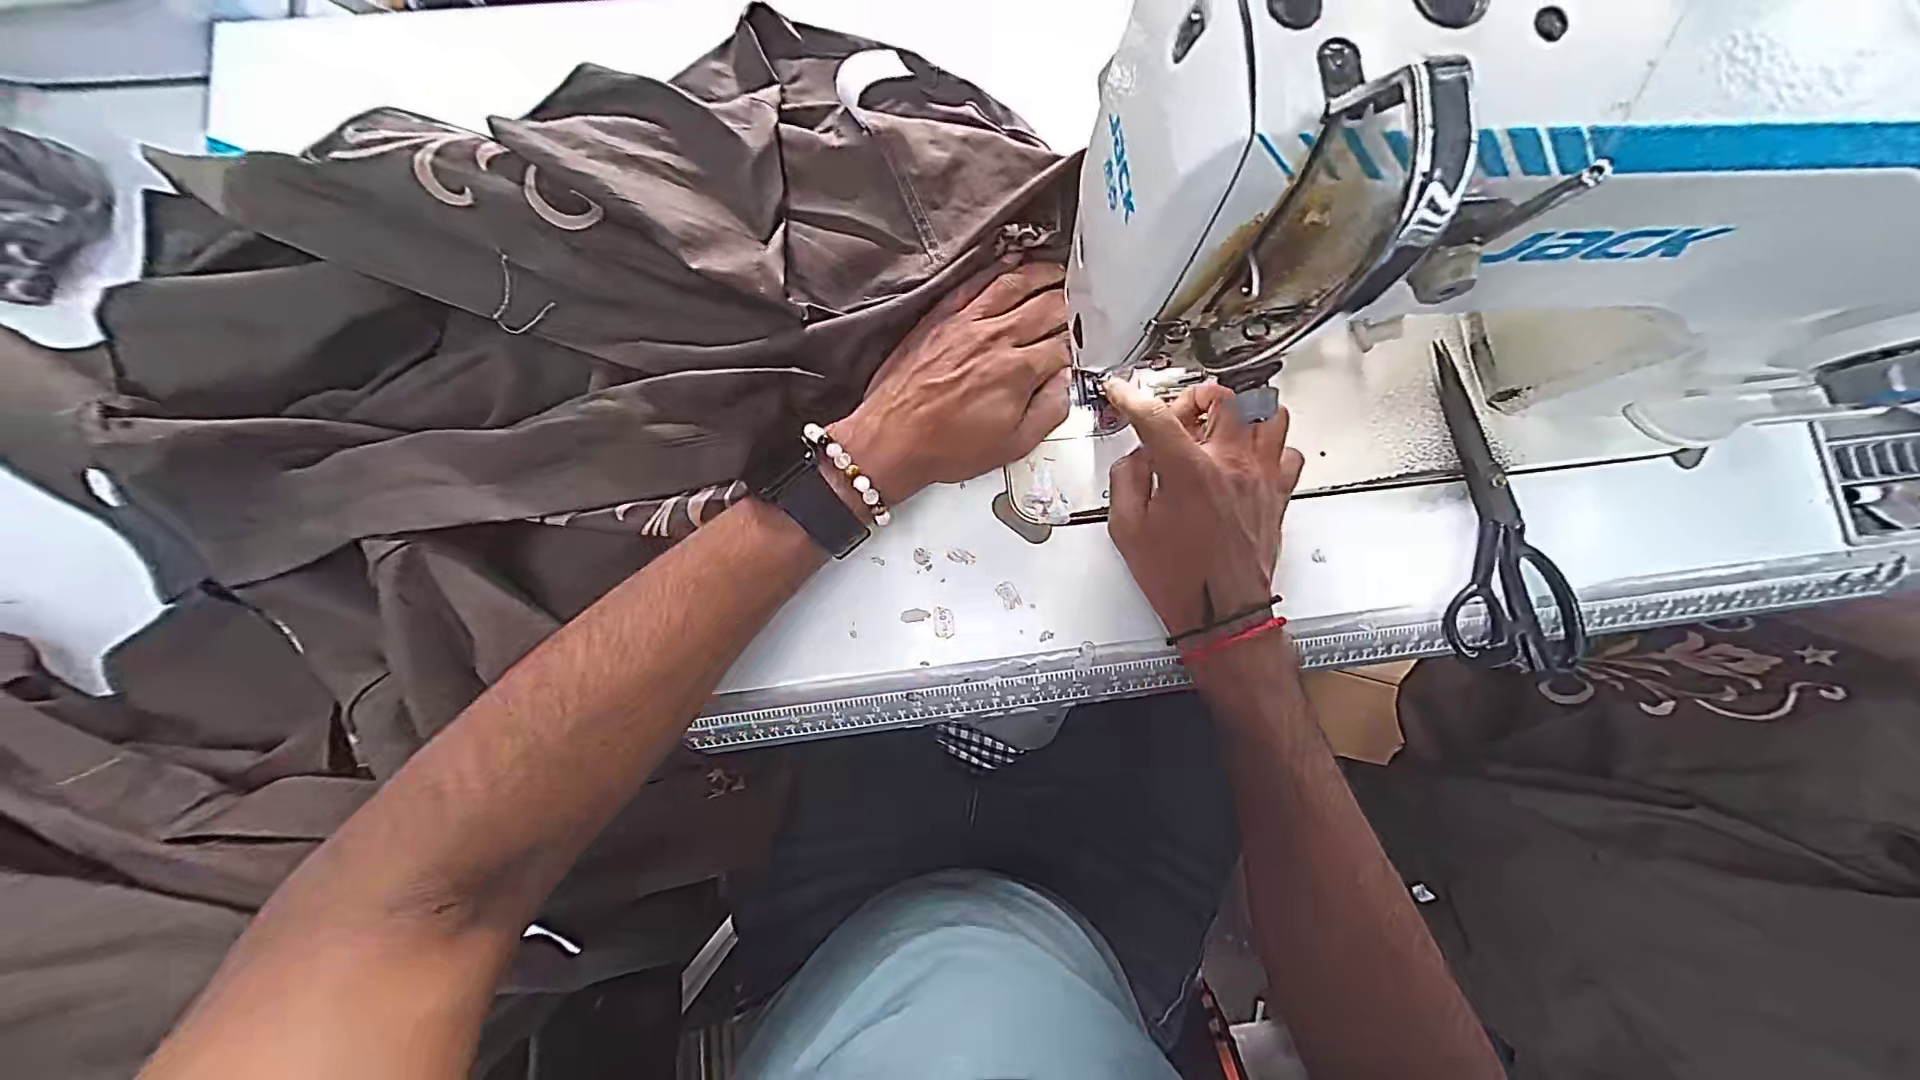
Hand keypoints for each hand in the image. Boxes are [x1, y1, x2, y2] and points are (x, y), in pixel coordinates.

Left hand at [831, 259, 1071, 504]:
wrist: (892, 439)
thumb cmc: (943, 446)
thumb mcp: (1012, 446)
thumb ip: (1049, 411)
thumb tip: (1065, 385)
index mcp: (1017, 371)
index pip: (1063, 346)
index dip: (1078, 346)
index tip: (1079, 349)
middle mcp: (995, 339)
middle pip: (1048, 306)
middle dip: (1071, 304)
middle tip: (1080, 304)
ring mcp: (967, 323)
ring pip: (1016, 283)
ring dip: (1043, 274)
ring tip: (1058, 273)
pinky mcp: (942, 317)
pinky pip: (978, 281)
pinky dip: (999, 267)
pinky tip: (1011, 263)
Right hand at [1105, 378, 1305, 637]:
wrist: (1221, 613)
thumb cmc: (1180, 579)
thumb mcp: (1127, 529)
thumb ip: (1126, 479)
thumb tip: (1137, 456)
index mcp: (1189, 473)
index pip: (1156, 416)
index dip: (1132, 397)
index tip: (1123, 392)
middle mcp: (1231, 467)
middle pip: (1222, 398)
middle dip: (1192, 398)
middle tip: (1178, 415)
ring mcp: (1261, 477)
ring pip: (1267, 412)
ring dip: (1239, 412)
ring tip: (1217, 427)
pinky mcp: (1278, 493)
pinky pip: (1287, 450)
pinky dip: (1268, 444)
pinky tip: (1247, 456)